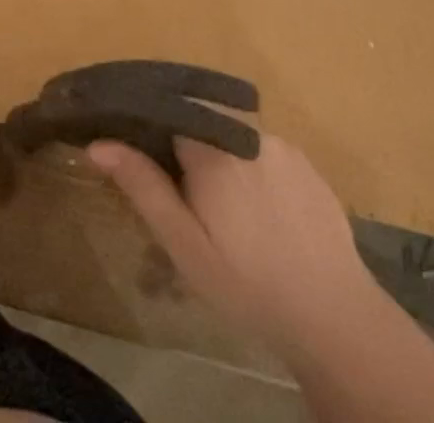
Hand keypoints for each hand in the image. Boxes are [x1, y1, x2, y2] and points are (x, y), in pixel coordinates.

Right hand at [89, 134, 378, 355]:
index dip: (143, 132)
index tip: (130, 156)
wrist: (335, 317)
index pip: (164, 115)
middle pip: (198, 125)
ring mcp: (285, 151)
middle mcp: (250, 137)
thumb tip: (98, 144)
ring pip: (230, 139)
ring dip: (215, 160)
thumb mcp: (182, 241)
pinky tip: (251, 212)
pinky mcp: (310, 169)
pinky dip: (246, 171)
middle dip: (180, 151)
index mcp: (214, 151)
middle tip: (174, 196)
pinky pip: (262, 154)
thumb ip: (142, 185)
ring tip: (215, 209)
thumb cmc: (246, 282)